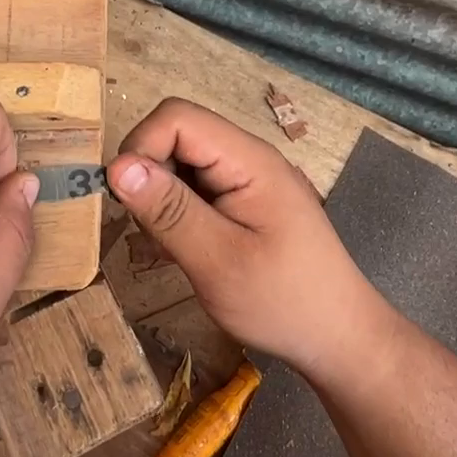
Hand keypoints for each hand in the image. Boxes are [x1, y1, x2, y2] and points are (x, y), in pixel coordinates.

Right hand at [108, 98, 379, 375]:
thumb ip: (169, 211)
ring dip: (160, 198)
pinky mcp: (242, 202)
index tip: (127, 200)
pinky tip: (183, 250)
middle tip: (151, 231)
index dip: (141, 147)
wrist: (338, 339)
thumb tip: (118, 167)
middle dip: (148, 174)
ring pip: (181, 162)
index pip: (176, 118)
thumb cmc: (284, 302)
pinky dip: (175, 213)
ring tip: (170, 246)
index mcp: (249, 160)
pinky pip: (194, 188)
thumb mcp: (219, 261)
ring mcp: (246, 180)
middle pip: (176, 135)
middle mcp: (247, 158)